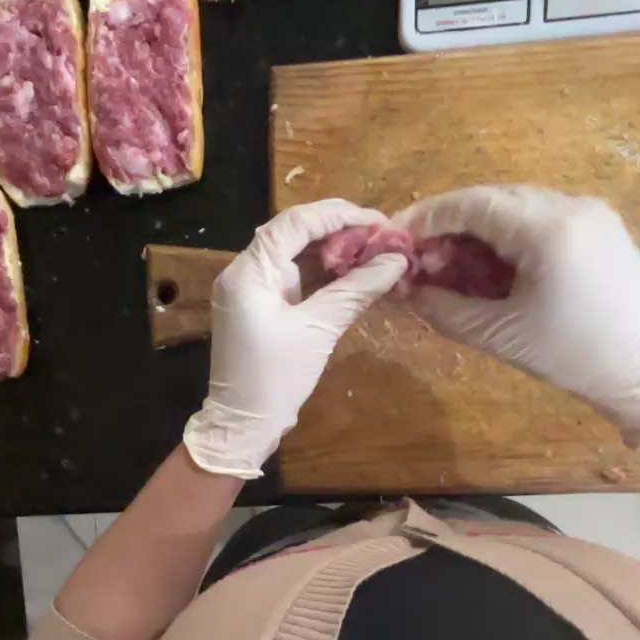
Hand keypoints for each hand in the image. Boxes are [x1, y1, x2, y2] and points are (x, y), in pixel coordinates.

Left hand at [183, 199, 408, 478]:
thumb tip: (396, 260)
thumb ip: (355, 290)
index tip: (380, 221)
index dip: (340, 215)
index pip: (296, 222)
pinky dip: (322, 274)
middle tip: (383, 237)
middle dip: (340, 231)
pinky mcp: (259, 308)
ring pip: (295, 255)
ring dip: (334, 251)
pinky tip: (352, 273)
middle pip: (294, 233)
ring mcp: (250, 290)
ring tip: (375, 252)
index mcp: (249, 272)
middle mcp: (244, 272)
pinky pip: (293, 278)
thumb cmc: (274, 379)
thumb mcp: (318, 331)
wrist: (242, 425)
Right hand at [396, 186, 639, 448]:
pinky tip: (487, 265)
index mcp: (547, 229)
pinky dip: (505, 235)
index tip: (394, 238)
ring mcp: (590, 212)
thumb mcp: (496, 335)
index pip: (472, 204)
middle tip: (417, 256)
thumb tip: (404, 290)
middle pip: (492, 199)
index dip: (426, 217)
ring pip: (515, 206)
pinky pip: (539, 218)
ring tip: (447, 264)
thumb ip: (442, 308)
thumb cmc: (569, 356)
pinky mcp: (599, 226)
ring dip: (476, 230)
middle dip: (448, 224)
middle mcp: (570, 206)